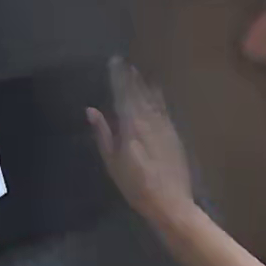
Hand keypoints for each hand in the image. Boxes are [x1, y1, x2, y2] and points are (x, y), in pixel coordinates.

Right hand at [88, 57, 196, 225]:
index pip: (122, 94)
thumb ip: (103, 133)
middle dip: (130, 77)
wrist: (171, 203)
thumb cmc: (135, 185)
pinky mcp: (174, 134)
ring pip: (152, 99)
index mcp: (131, 126)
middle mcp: (148, 121)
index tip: (113, 62)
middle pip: (138, 93)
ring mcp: (164, 126)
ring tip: (137, 71)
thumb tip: (91, 110)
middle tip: (123, 62)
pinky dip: (158, 97)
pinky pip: (164, 109)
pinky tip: (156, 91)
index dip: (117, 77)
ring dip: (144, 84)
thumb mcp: (112, 162)